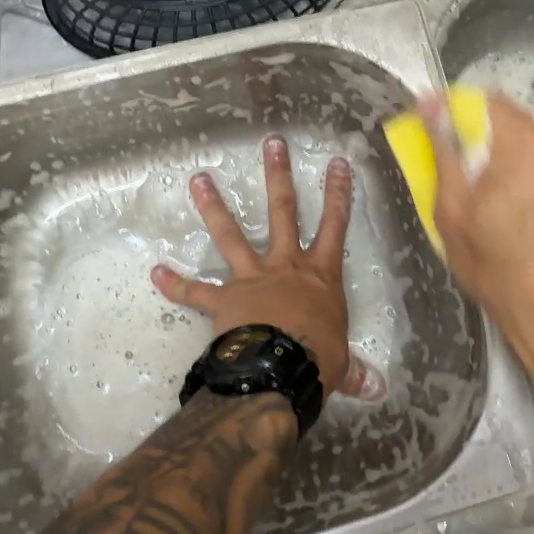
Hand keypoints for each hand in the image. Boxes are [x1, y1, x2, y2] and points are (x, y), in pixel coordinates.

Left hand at [151, 135, 365, 399]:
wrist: (277, 373)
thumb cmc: (316, 361)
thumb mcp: (340, 363)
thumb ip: (354, 370)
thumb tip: (377, 389)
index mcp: (319, 276)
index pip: (335, 226)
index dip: (338, 194)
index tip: (337, 162)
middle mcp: (285, 266)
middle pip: (283, 212)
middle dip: (278, 176)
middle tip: (271, 144)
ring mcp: (251, 278)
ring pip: (231, 234)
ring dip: (214, 206)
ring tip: (198, 178)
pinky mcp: (223, 300)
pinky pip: (195, 292)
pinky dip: (175, 283)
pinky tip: (156, 271)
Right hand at [424, 92, 533, 380]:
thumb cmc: (500, 271)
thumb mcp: (453, 214)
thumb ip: (444, 151)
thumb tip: (429, 103)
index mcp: (523, 145)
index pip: (488, 101)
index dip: (463, 114)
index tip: (450, 138)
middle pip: (520, 119)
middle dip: (496, 138)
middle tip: (481, 176)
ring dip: (527, 154)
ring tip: (515, 196)